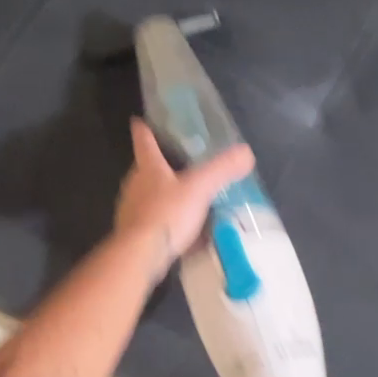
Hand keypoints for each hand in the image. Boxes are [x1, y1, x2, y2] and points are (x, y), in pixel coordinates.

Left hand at [114, 118, 254, 264]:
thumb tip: (246, 151)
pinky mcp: (133, 234)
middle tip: (175, 161)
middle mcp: (134, 186)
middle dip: (158, 164)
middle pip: (145, 169)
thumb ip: (222, 170)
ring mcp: (131, 211)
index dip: (143, 129)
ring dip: (162, 194)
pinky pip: (152, 221)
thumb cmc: (166, 214)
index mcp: (148, 168)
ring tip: (183, 196)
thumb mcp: (199, 189)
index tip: (139, 120)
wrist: (139, 256)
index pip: (144, 141)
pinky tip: (181, 231)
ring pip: (147, 195)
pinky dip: (165, 221)